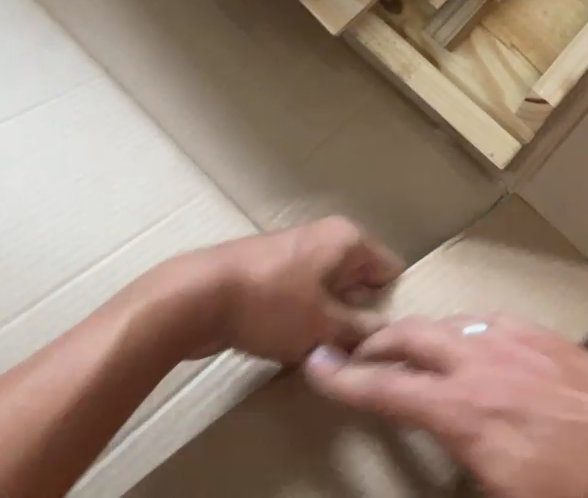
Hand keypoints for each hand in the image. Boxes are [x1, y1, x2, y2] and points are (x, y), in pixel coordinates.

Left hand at [147, 217, 403, 362]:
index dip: (393, 305)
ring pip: (329, 290)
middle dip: (357, 315)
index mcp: (348, 239)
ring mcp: (295, 250)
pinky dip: (300, 317)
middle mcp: (326, 236)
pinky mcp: (268, 268)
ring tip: (320, 352)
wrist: (195, 297)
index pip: (390, 270)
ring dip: (327, 320)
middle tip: (353, 352)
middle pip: (359, 280)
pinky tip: (289, 344)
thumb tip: (384, 335)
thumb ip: (361, 332)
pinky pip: (301, 295)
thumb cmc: (270, 306)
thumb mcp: (324, 327)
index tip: (385, 340)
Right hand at [304, 316, 587, 497]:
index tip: (316, 365)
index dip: (345, 380)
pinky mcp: (541, 335)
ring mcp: (513, 341)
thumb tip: (450, 463)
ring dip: (419, 334)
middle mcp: (480, 364)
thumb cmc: (577, 487)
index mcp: (463, 411)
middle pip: (412, 338)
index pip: (388, 390)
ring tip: (405, 345)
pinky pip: (487, 322)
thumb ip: (465, 473)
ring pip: (449, 324)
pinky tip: (468, 339)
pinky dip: (462, 329)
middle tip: (352, 352)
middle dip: (376, 343)